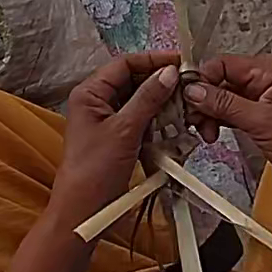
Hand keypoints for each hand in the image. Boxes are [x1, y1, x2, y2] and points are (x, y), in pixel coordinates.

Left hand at [51, 52, 180, 225]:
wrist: (82, 211)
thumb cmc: (94, 169)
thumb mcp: (124, 130)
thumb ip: (148, 98)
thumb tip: (169, 72)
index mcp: (90, 92)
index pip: (124, 64)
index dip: (152, 60)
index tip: (180, 63)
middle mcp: (98, 102)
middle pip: (134, 82)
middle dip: (161, 85)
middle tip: (188, 88)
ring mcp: (108, 121)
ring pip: (141, 102)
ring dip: (162, 105)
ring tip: (185, 109)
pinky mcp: (119, 138)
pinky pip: (142, 122)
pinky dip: (158, 123)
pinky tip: (175, 128)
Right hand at [183, 54, 271, 205]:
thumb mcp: (264, 121)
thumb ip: (225, 103)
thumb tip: (194, 89)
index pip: (226, 64)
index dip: (203, 77)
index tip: (184, 95)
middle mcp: (268, 84)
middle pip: (222, 81)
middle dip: (203, 97)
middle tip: (190, 117)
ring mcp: (264, 106)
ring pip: (224, 100)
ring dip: (209, 113)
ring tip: (203, 131)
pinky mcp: (261, 125)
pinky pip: (231, 116)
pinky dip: (218, 123)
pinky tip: (210, 134)